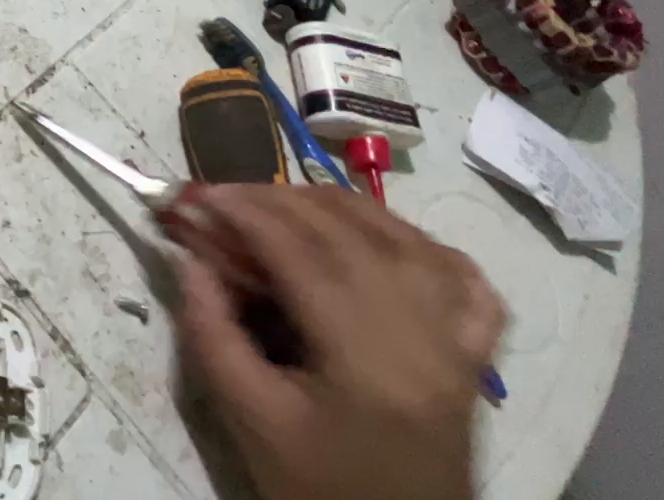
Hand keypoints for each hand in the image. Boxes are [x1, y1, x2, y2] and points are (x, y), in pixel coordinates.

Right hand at [170, 185, 505, 499]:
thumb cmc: (315, 489)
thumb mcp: (246, 417)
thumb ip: (210, 332)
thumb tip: (189, 258)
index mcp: (369, 365)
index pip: (305, 259)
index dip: (246, 216)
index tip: (198, 194)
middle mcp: (427, 342)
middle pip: (354, 238)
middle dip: (280, 201)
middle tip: (225, 194)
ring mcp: (460, 347)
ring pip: (407, 242)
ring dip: (340, 207)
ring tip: (282, 202)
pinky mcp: (474, 358)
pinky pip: (464, 279)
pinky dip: (418, 242)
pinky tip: (379, 235)